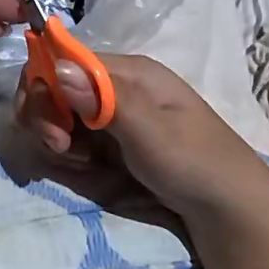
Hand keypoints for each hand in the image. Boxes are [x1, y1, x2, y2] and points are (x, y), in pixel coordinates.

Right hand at [15, 53, 261, 217]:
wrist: (223, 207)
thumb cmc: (193, 163)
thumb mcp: (151, 131)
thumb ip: (105, 99)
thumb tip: (59, 66)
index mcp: (128, 72)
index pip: (63, 61)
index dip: (45, 88)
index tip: (52, 128)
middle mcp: (114, 85)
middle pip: (53, 85)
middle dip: (44, 116)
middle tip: (58, 149)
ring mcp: (109, 112)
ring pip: (56, 112)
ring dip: (52, 136)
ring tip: (79, 161)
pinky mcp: (107, 138)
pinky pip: (69, 134)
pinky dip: (65, 149)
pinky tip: (83, 165)